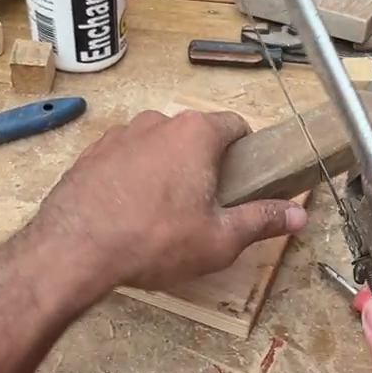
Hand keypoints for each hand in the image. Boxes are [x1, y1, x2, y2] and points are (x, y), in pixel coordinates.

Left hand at [30, 110, 306, 293]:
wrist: (72, 250)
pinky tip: (131, 214)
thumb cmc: (153, 241)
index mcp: (196, 134)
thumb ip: (262, 220)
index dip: (247, 154)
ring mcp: (120, 135)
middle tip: (206, 208)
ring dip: (168, 171)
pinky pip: (126, 160)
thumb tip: (299, 215)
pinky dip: (135, 179)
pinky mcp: (91, 154)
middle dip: (206, 166)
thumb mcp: (219, 239)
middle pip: (196, 137)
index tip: (245, 182)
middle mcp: (158, 122)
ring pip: (159, 147)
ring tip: (164, 216)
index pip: (236, 126)